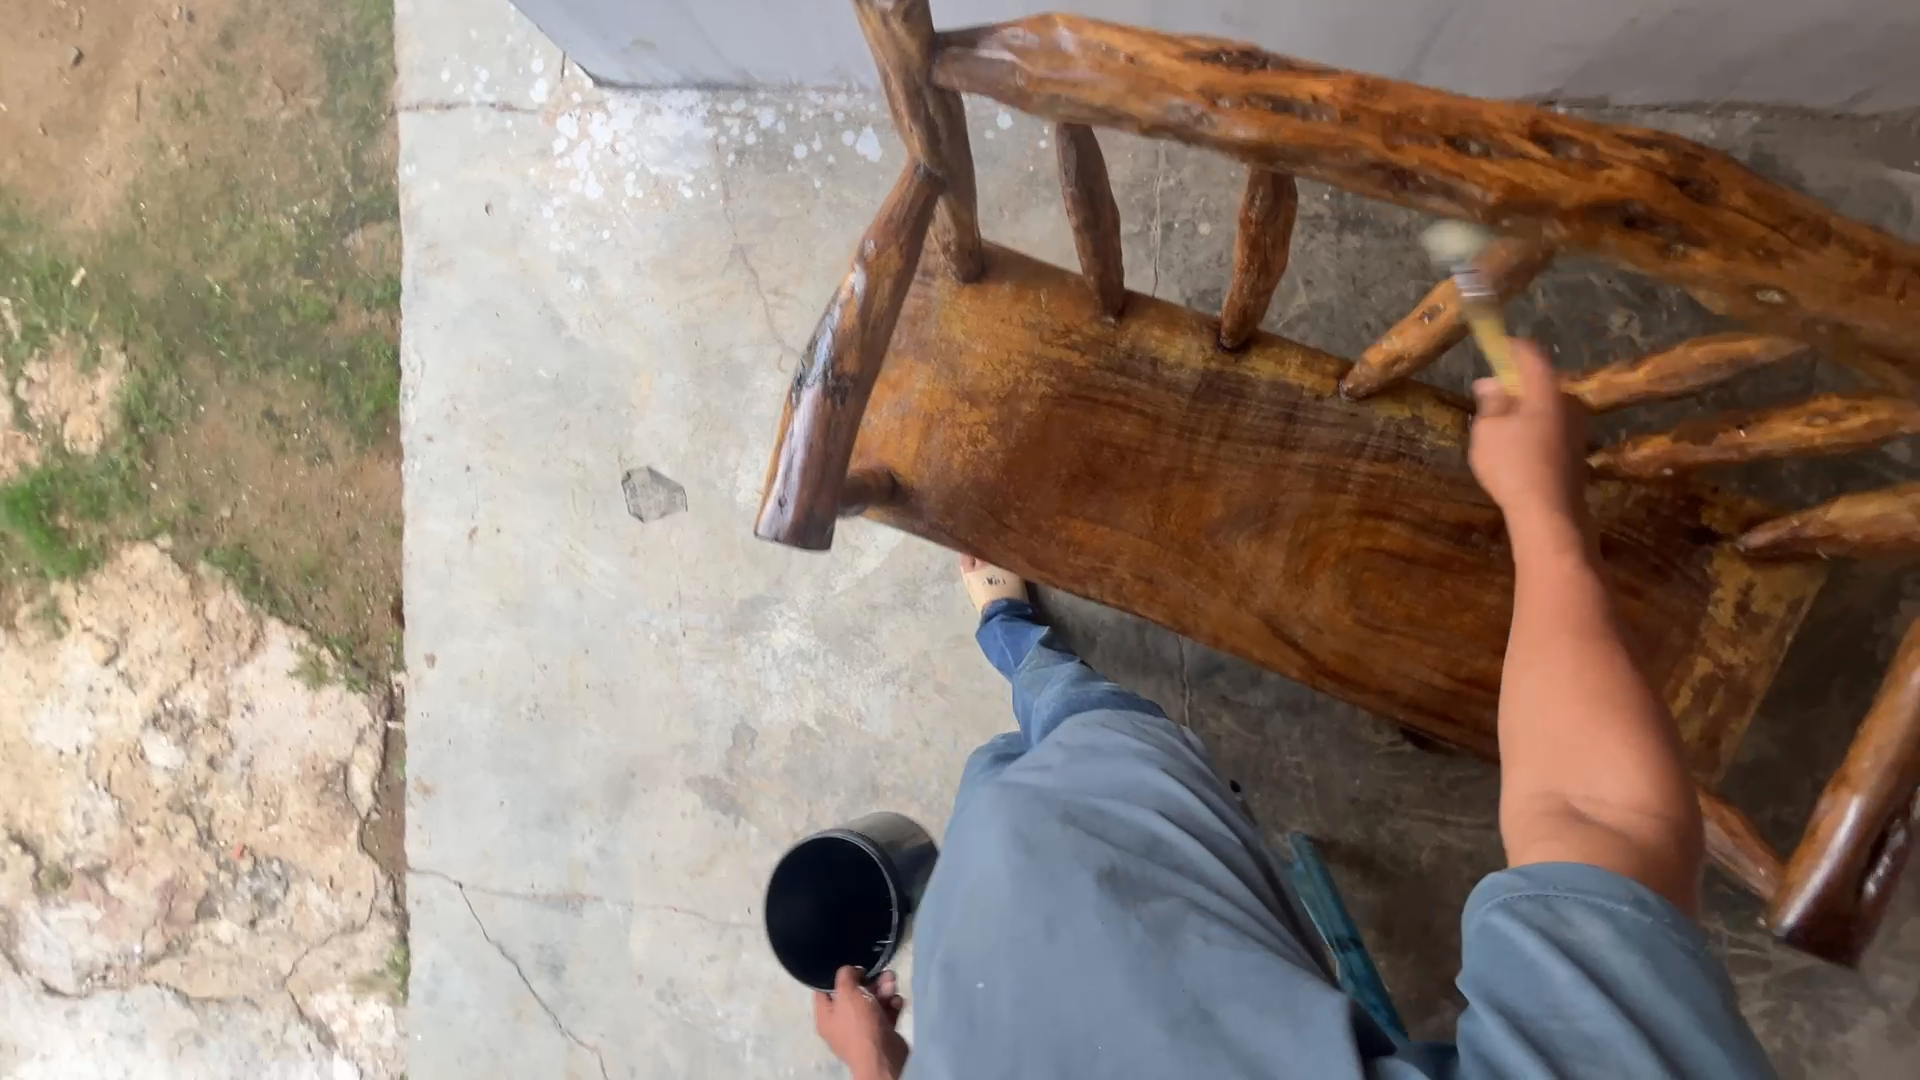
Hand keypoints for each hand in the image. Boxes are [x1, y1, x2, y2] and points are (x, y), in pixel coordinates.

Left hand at [814, 966, 908, 1078]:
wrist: (883, 1058)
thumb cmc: (859, 1024)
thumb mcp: (847, 993)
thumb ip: (845, 975)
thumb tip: (850, 970)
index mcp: (826, 1016)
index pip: (824, 989)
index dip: (836, 974)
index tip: (850, 963)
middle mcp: (842, 1022)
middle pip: (854, 992)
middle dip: (869, 980)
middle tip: (880, 972)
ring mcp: (862, 1028)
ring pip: (872, 999)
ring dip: (884, 989)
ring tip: (891, 984)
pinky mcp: (880, 1031)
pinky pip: (885, 1010)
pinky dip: (892, 1004)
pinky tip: (896, 1002)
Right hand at [1468, 340, 1590, 540]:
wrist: (1548, 508)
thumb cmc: (1511, 464)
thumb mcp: (1488, 430)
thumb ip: (1490, 402)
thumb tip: (1490, 383)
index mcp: (1545, 392)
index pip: (1531, 357)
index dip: (1512, 348)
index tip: (1496, 344)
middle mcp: (1568, 402)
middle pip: (1540, 382)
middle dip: (1515, 384)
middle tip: (1491, 394)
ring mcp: (1577, 424)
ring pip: (1545, 405)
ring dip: (1523, 407)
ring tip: (1499, 425)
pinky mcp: (1576, 445)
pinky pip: (1550, 424)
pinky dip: (1532, 425)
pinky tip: (1515, 445)